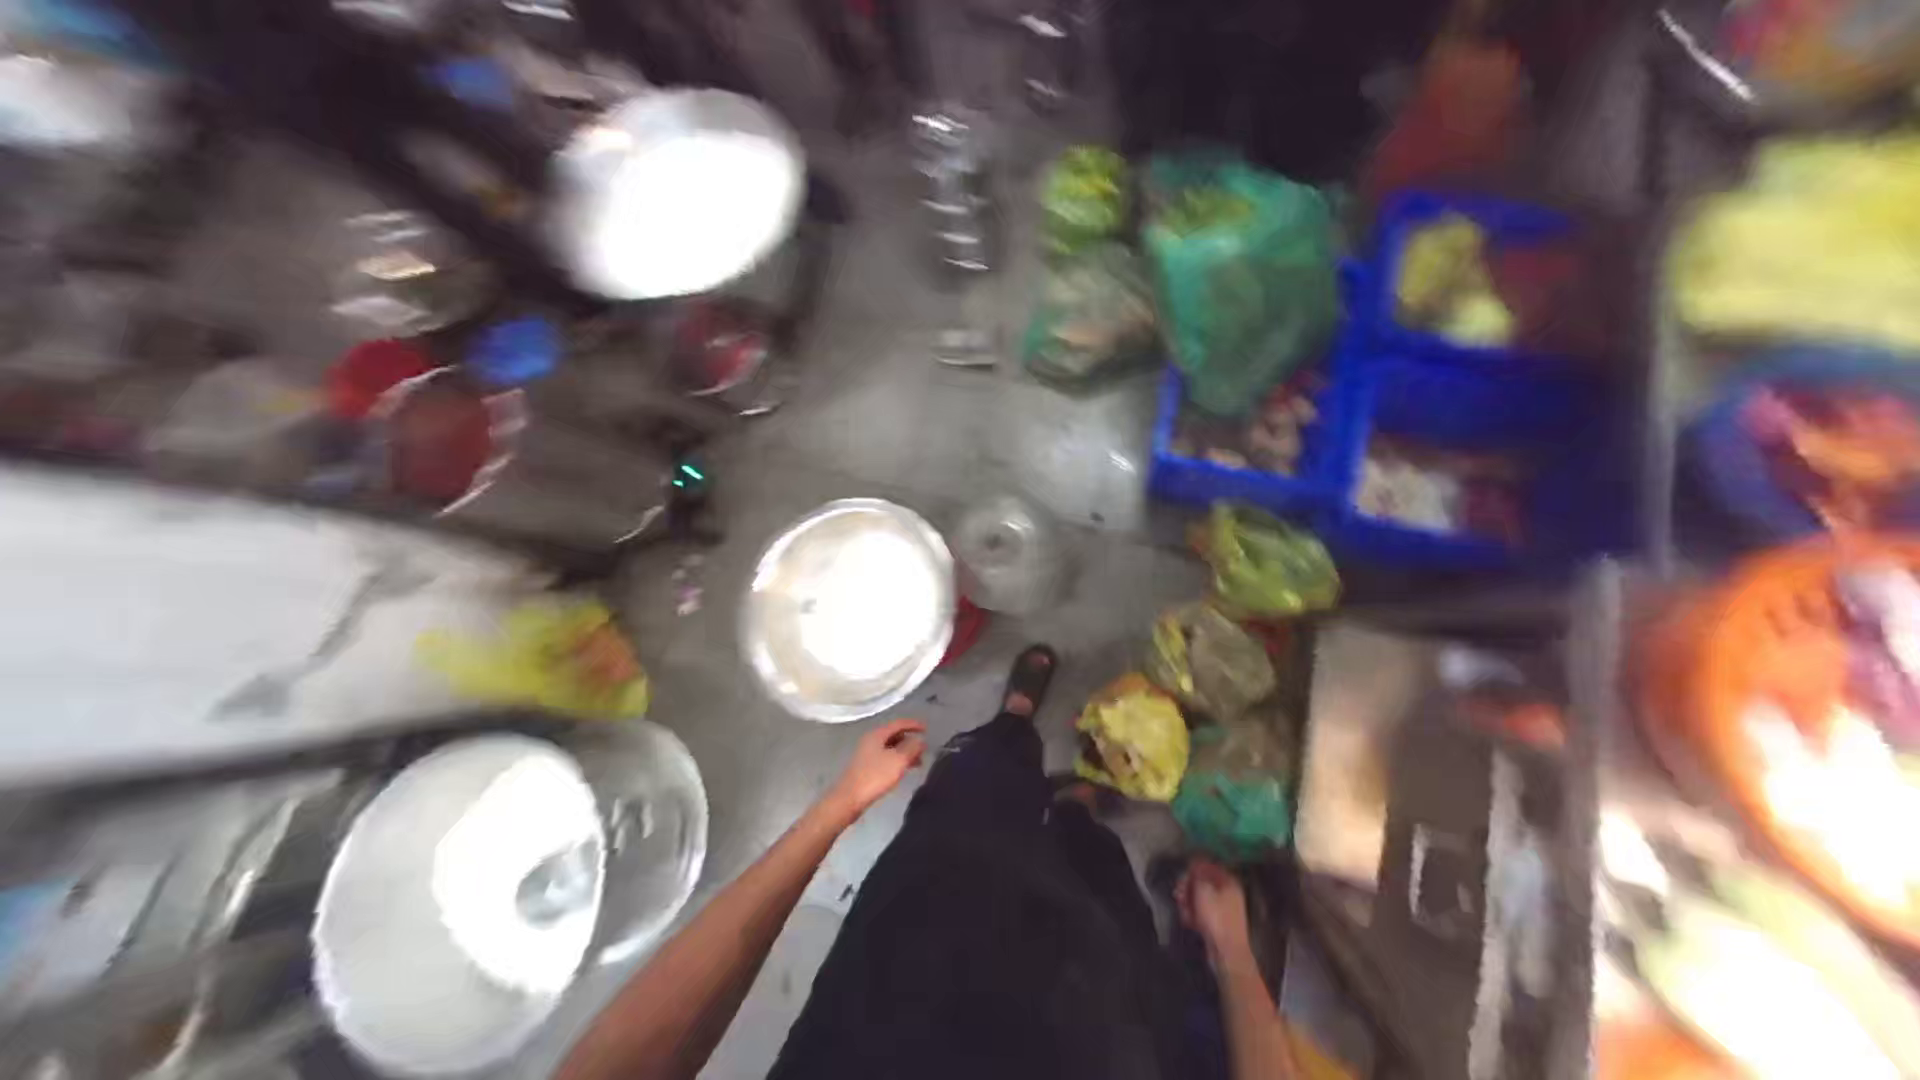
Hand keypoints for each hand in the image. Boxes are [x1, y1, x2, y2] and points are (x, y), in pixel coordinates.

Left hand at [826, 718, 926, 818]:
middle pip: (894, 735)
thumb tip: (919, 741)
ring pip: (890, 747)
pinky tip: (903, 770)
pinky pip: (886, 757)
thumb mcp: (898, 760)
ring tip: (918, 762)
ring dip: (905, 752)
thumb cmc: (875, 776)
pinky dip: (897, 760)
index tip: (927, 729)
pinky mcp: (866, 766)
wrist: (850, 798)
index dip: (913, 724)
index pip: (898, 723)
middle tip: (923, 750)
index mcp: (877, 734)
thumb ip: (912, 748)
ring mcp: (867, 754)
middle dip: (910, 740)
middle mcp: (871, 740)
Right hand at [1176, 857, 1252, 968]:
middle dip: (1188, 887)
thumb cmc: (1216, 918)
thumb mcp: (1203, 890)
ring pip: (1200, 898)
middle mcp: (1228, 893)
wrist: (1227, 953)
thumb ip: (1197, 874)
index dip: (1194, 868)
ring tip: (1182, 908)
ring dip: (1188, 901)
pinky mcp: (1217, 924)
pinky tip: (1188, 920)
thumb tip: (1194, 863)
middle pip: (1202, 882)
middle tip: (1179, 892)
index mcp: (1229, 882)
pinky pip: (1202, 912)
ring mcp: (1223, 910)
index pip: (1209, 866)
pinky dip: (1193, 915)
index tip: (1183, 874)